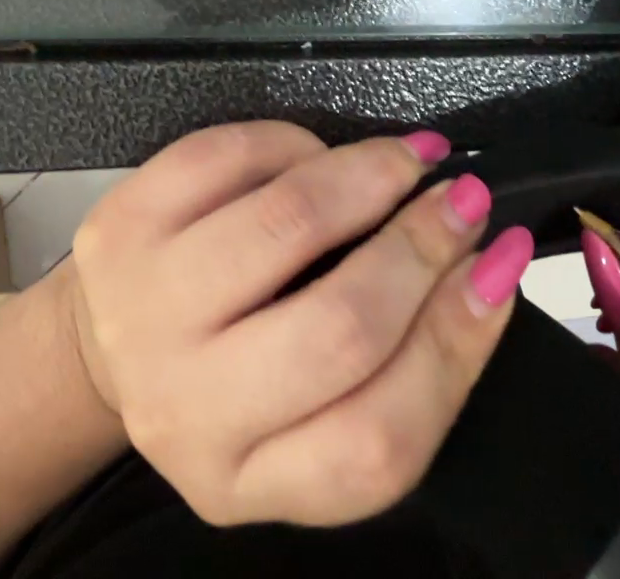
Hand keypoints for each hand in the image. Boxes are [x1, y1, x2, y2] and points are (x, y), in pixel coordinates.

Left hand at [67, 121, 531, 527]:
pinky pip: (223, 159)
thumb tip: (488, 268)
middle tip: (460, 198)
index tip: (501, 260)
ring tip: (404, 161)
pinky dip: (290, 142)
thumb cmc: (235, 371)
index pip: (380, 438)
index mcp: (250, 477)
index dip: (460, 338)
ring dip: (366, 177)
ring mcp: (143, 315)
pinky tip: (315, 154)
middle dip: (421, 246)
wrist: (117, 343)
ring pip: (284, 225)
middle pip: (339, 328)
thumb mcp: (313, 410)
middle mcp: (188, 410)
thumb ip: (407, 358)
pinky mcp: (119, 231)